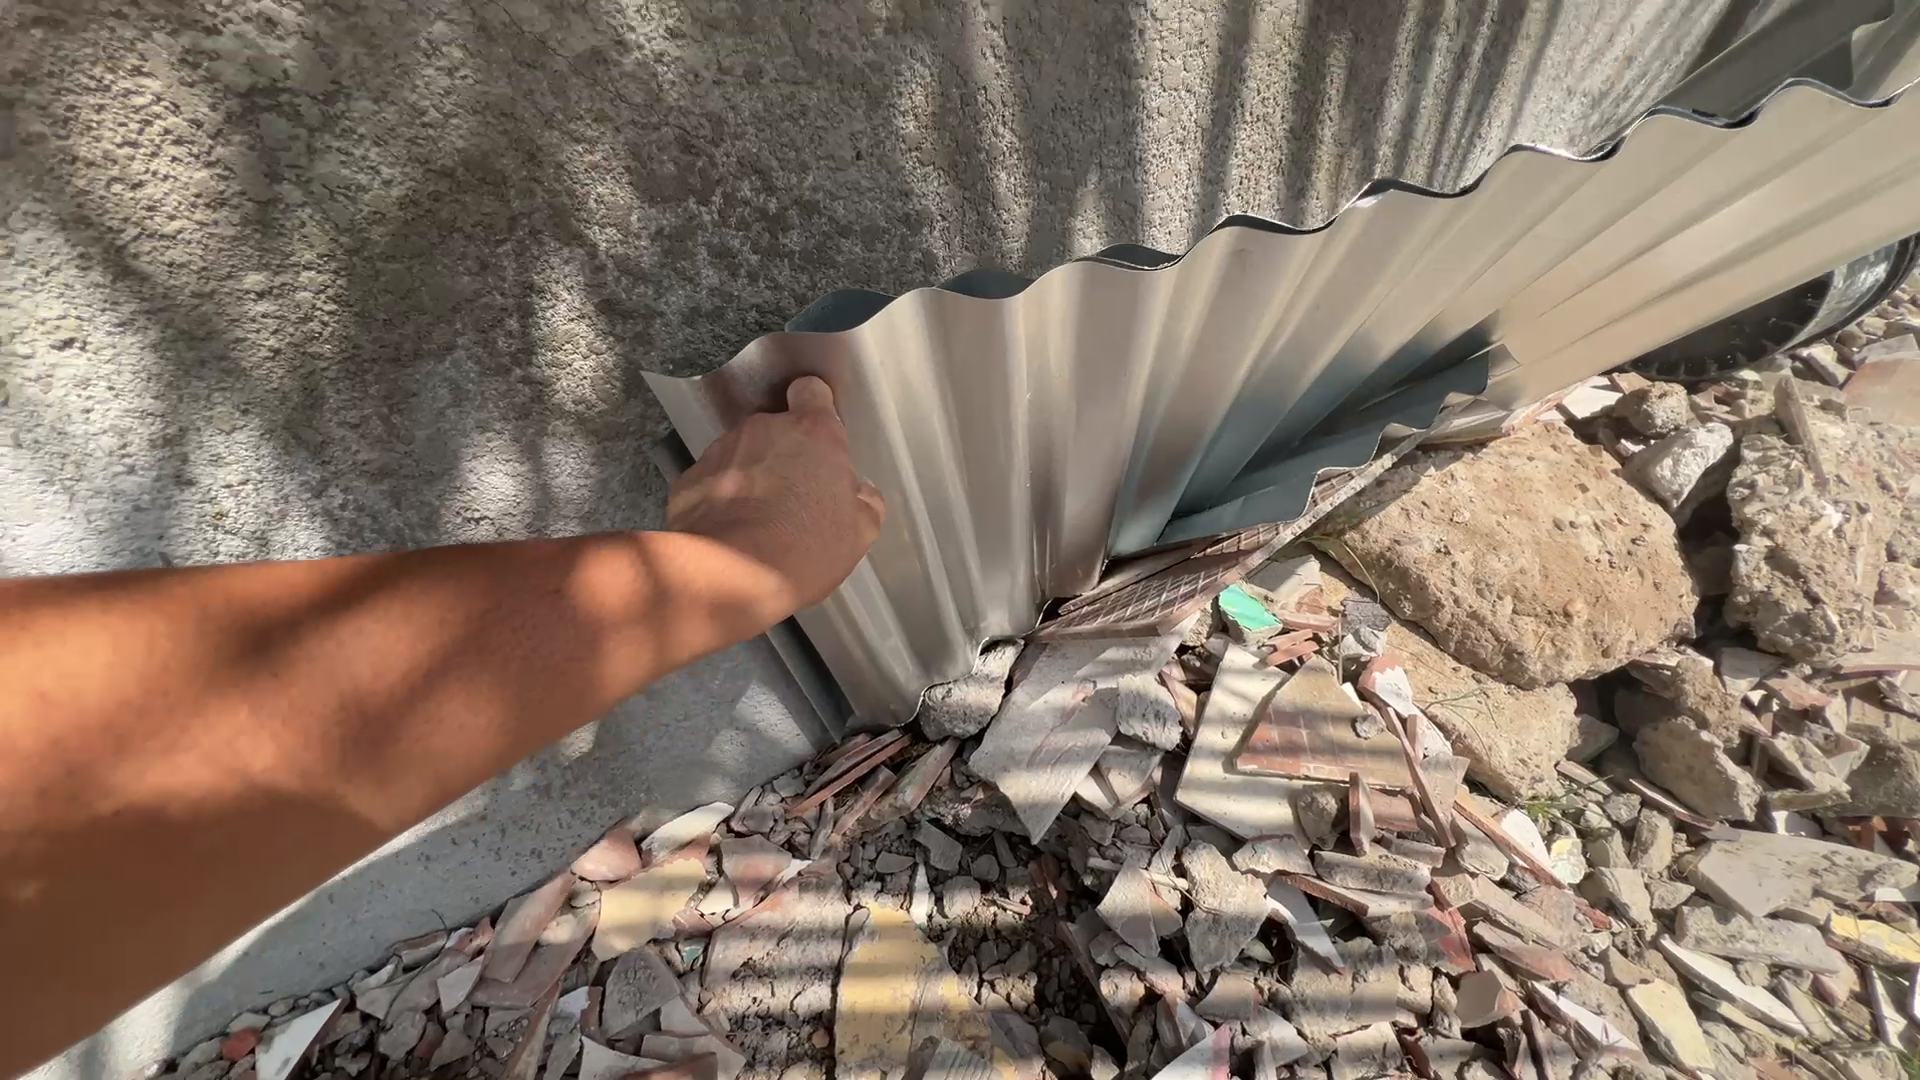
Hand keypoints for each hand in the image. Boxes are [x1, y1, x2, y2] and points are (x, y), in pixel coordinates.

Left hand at [666, 376, 885, 609]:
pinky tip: (735, 530)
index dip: (816, 408)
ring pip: (745, 454)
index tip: (819, 434)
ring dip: (754, 476)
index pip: (813, 392)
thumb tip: (862, 493)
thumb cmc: (802, 548)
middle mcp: (765, 429)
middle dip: (787, 455)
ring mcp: (723, 449)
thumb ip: (865, 502)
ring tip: (763, 520)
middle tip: (798, 496)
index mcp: (814, 433)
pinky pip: (715, 479)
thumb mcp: (858, 533)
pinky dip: (724, 496)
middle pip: (779, 430)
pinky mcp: (691, 476)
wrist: (729, 574)